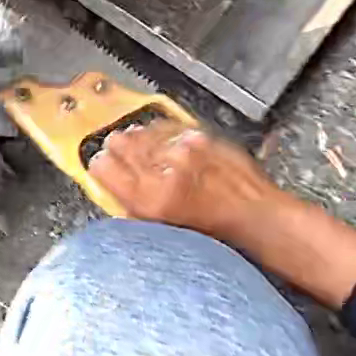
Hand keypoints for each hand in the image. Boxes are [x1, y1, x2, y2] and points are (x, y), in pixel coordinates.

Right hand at [88, 120, 279, 245]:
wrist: (255, 216)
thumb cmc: (211, 229)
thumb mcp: (158, 226)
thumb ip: (129, 203)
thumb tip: (108, 183)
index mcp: (147, 201)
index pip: (101, 165)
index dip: (100, 166)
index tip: (103, 167)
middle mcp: (163, 171)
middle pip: (118, 141)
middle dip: (118, 149)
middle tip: (124, 157)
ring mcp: (182, 150)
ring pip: (140, 130)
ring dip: (141, 140)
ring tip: (151, 155)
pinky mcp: (198, 136)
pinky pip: (165, 126)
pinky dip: (163, 135)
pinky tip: (170, 148)